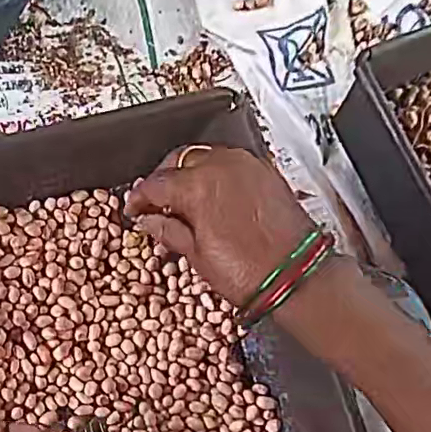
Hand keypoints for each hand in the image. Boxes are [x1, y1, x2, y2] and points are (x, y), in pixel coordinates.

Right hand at [125, 144, 320, 306]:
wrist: (295, 274)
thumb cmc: (250, 270)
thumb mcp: (196, 254)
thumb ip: (168, 230)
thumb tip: (150, 222)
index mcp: (198, 185)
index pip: (155, 183)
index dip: (138, 197)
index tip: (134, 208)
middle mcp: (222, 166)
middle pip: (178, 161)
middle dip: (162, 180)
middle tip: (154, 204)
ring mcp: (246, 166)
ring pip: (204, 157)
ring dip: (187, 174)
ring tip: (181, 202)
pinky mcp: (264, 172)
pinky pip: (229, 163)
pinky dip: (213, 175)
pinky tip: (209, 197)